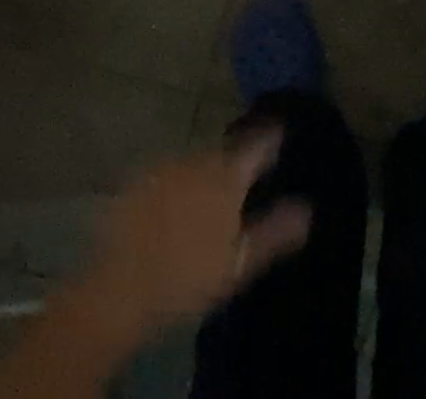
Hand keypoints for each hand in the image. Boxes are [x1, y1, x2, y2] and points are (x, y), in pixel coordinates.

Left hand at [84, 132, 310, 326]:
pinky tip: (170, 208)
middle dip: (235, 159)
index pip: (258, 142)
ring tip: (207, 196)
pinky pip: (164, 174)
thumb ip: (275, 231)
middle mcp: (194, 161)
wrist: (117, 293)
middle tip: (244, 178)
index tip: (282, 133)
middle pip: (223, 150)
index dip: (273, 136)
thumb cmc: (187, 278)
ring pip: (192, 161)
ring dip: (203, 170)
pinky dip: (173, 183)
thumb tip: (308, 208)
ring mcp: (160, 169)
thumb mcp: (241, 262)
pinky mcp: (132, 183)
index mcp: (226, 176)